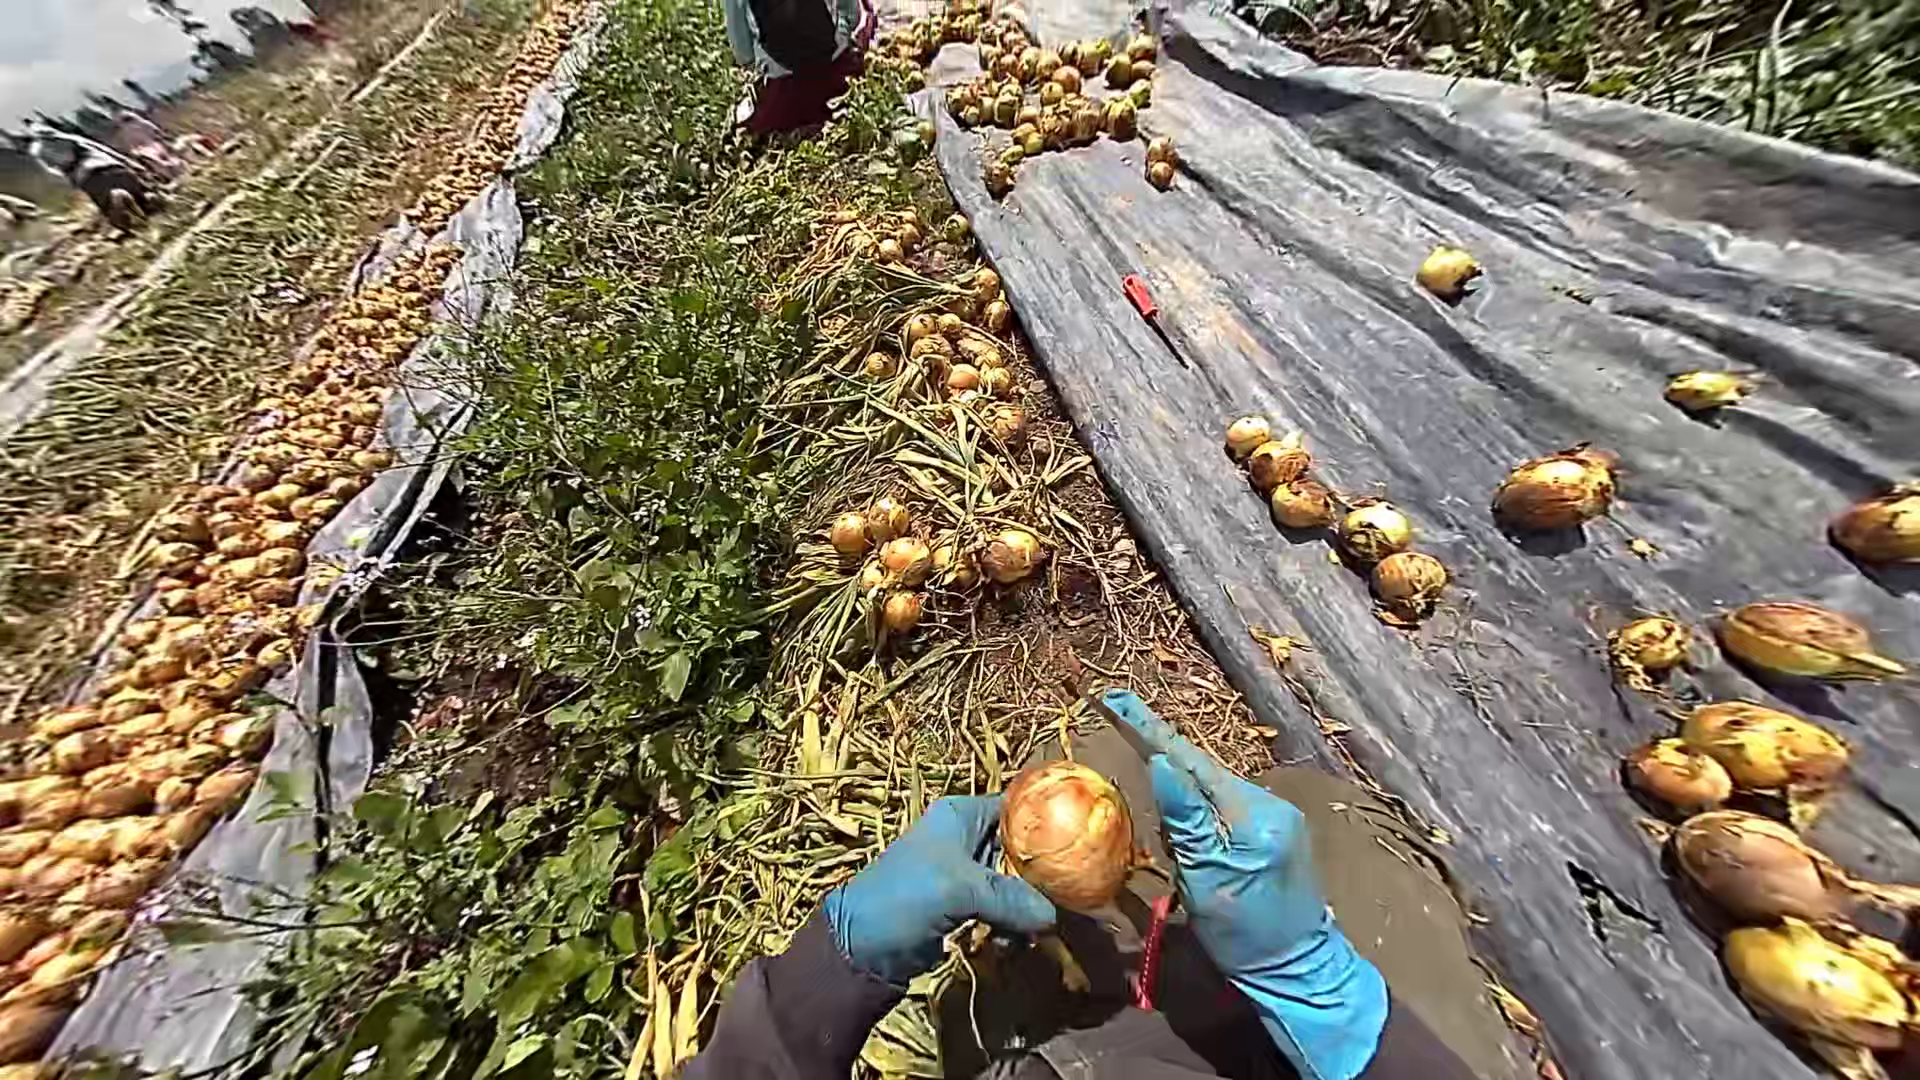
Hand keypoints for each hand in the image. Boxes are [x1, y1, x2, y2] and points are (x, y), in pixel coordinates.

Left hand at [823, 794, 1055, 984]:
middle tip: (1069, 886)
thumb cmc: (906, 895)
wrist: (861, 943)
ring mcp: (962, 869)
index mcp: (960, 814)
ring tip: (1047, 919)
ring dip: (1026, 897)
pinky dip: (1011, 917)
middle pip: (1014, 841)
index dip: (1041, 816)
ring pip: (1008, 875)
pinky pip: (997, 902)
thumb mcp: (957, 889)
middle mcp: (964, 835)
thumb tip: (1051, 914)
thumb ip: (1006, 897)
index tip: (1075, 833)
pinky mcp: (960, 901)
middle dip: (1039, 865)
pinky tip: (1022, 938)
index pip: (1011, 804)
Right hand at [1101, 689, 1387, 1079]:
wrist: (1303, 975)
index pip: (1188, 759)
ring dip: (1182, 799)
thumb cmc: (1246, 934)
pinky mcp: (1273, 826)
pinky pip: (1222, 803)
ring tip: (1179, 844)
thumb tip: (1159, 761)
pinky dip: (1200, 813)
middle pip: (1199, 768)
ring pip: (1209, 787)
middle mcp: (1267, 802)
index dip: (1148, 727)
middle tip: (1134, 769)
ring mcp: (1274, 813)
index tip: (1116, 698)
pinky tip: (1196, 841)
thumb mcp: (1205, 878)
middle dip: (1163, 765)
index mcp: (1250, 813)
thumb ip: (1184, 817)